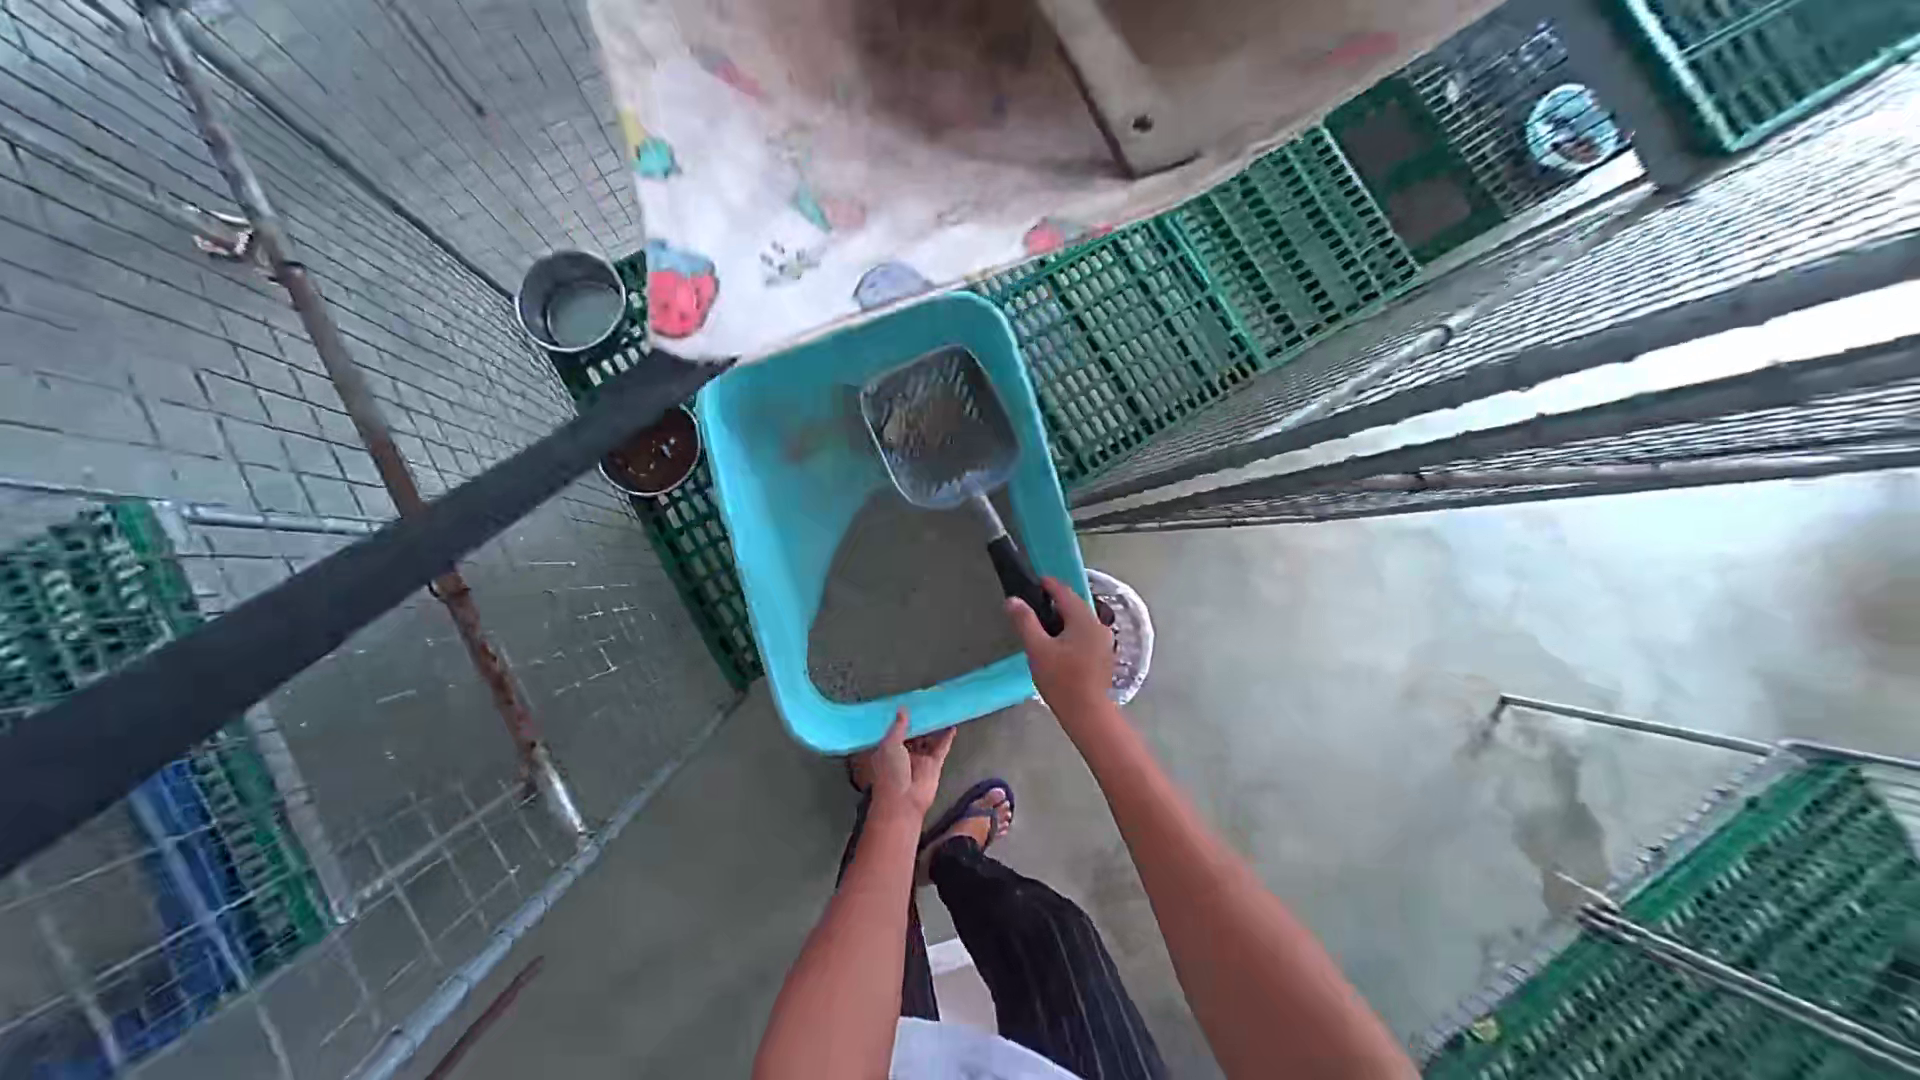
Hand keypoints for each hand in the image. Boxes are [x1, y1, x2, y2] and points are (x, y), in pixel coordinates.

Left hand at [864, 708, 954, 818]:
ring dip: (935, 728)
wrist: (903, 801)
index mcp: (890, 749)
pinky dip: (947, 737)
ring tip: (942, 710)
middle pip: (915, 735)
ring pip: (929, 740)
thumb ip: (898, 727)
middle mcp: (905, 753)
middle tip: (929, 703)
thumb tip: (902, 709)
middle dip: (920, 722)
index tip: (910, 704)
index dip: (903, 720)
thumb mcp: (890, 745)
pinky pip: (942, 747)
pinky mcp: (934, 764)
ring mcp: (921, 759)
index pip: (897, 732)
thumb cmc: (890, 772)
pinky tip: (952, 725)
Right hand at [1005, 577, 1114, 723]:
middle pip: (1074, 605)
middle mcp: (1098, 625)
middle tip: (1034, 606)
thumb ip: (1025, 621)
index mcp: (1083, 619)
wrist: (1088, 713)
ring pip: (1081, 621)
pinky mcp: (1104, 656)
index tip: (1034, 582)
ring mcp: (1104, 641)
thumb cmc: (1061, 680)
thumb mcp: (1037, 649)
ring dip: (1063, 619)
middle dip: (1055, 602)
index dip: (1048, 584)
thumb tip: (1013, 600)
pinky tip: (1059, 645)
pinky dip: (1072, 632)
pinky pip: (1086, 634)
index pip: (1064, 592)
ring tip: (1043, 627)